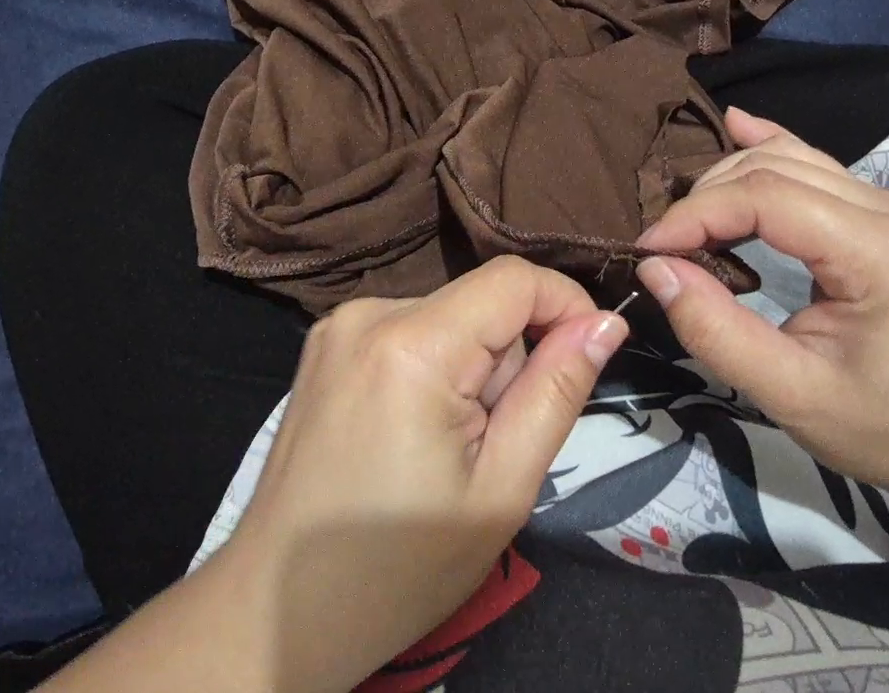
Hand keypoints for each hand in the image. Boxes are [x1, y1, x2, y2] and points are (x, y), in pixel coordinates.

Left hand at [221, 256, 628, 692]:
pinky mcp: (324, 347)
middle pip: (480, 304)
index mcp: (411, 345)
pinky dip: (433, 370)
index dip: (566, 305)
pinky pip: (410, 333)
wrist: (282, 608)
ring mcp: (337, 327)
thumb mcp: (502, 488)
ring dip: (470, 371)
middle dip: (508, 362)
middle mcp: (367, 314)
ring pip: (449, 319)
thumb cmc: (400, 565)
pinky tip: (411, 434)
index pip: (514, 279)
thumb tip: (607, 322)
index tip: (588, 360)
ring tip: (444, 450)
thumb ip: (557, 392)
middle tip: (489, 445)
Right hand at [633, 108, 888, 510]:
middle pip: (772, 169)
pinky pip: (809, 163)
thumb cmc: (878, 426)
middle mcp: (887, 210)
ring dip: (724, 182)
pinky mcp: (875, 211)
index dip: (697, 213)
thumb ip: (717, 332)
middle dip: (704, 199)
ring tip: (685, 226)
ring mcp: (885, 204)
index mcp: (878, 253)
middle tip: (663, 250)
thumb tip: (655, 268)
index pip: (767, 197)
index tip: (649, 250)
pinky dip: (763, 147)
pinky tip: (735, 126)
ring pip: (786, 158)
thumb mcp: (790, 396)